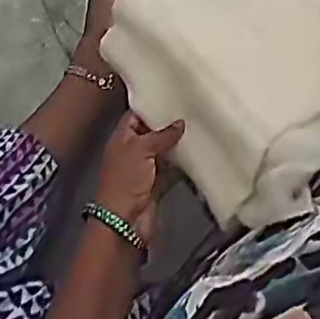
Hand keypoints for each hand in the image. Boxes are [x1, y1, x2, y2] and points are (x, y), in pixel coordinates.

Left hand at [92, 113, 184, 243]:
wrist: (125, 221)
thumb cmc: (126, 179)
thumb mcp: (141, 149)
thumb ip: (161, 135)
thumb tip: (180, 123)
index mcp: (121, 138)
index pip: (135, 116)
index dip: (150, 106)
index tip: (170, 96)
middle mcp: (132, 151)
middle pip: (151, 133)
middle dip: (168, 125)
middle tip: (190, 111)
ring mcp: (144, 169)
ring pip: (163, 151)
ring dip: (177, 144)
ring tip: (197, 128)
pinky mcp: (156, 184)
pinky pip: (171, 170)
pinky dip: (182, 164)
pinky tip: (196, 153)